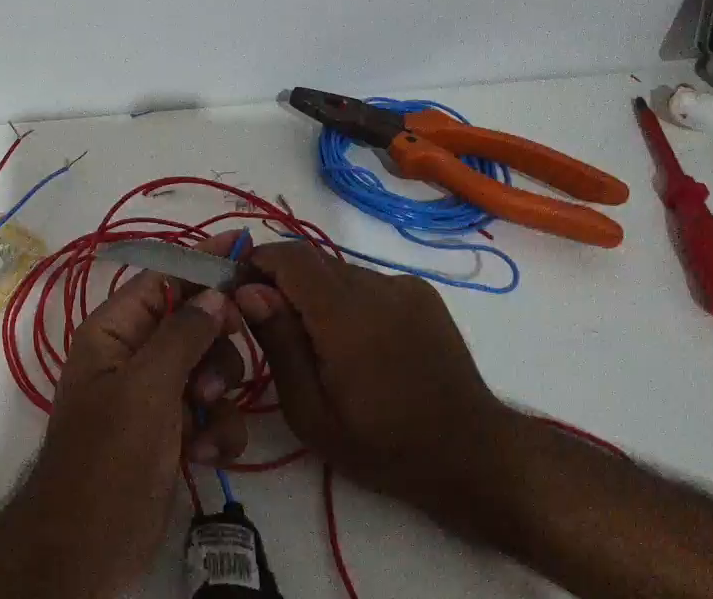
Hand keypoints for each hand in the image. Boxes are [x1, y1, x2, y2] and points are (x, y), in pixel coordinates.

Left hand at [9, 248, 246, 596]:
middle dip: (215, 350)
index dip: (201, 264)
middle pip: (195, 323)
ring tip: (202, 431)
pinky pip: (212, 412)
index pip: (162, 279)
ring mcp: (155, 395)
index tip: (244, 249)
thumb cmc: (109, 459)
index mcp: (114, 331)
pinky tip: (204, 456)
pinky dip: (216, 431)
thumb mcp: (146, 390)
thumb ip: (182, 336)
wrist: (90, 545)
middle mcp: (134, 355)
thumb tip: (214, 294)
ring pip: (210, 369)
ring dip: (219, 400)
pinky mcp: (173, 432)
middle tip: (216, 379)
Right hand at [233, 240, 515, 528]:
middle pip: (312, 261)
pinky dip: (347, 300)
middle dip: (283, 282)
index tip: (238, 291)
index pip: (289, 257)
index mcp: (346, 315)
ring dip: (316, 293)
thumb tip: (246, 290)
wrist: (474, 455)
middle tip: (273, 326)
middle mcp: (376, 286)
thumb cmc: (383, 445)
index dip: (258, 263)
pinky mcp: (422, 293)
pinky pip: (367, 282)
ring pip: (338, 270)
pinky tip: (358, 343)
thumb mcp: (311, 412)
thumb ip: (278, 343)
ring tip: (319, 343)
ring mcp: (403, 286)